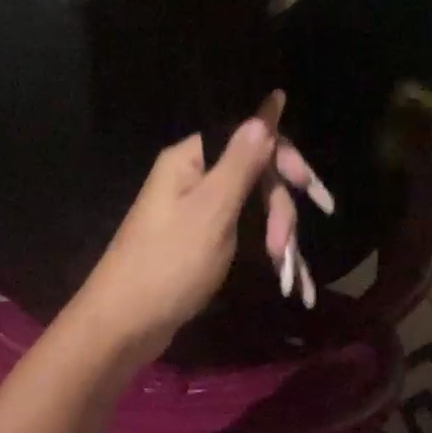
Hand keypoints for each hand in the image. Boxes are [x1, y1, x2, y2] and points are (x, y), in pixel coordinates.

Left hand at [73, 93, 286, 362]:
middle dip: (277, 204)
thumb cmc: (168, 263)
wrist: (124, 325)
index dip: (281, 154)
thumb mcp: (212, 210)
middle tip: (285, 245)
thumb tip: (267, 108)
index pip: (246, 135)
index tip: (307, 185)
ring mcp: (194, 207)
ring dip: (272, 227)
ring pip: (250, 201)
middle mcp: (191, 174)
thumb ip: (242, 161)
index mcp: (189, 158)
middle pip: (252, 169)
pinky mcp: (198, 236)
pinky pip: (240, 225)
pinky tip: (279, 267)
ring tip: (282, 265)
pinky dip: (260, 242)